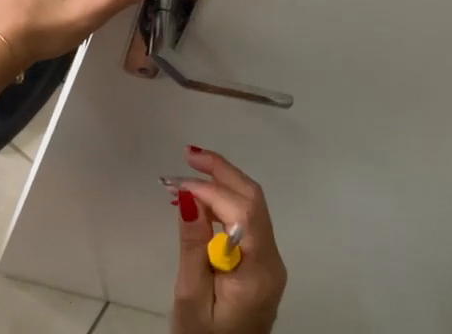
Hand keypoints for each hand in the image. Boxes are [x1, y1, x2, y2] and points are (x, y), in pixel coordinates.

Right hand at [169, 149, 286, 333]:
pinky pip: (246, 221)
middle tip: (190, 154)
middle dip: (222, 171)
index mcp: (259, 270)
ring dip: (223, 183)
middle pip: (254, 200)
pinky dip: (225, 202)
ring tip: (190, 170)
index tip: (178, 184)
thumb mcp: (191, 298)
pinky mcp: (261, 264)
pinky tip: (201, 199)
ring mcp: (269, 262)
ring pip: (252, 206)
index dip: (213, 190)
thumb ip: (192, 246)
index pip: (243, 212)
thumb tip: (188, 195)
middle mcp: (272, 260)